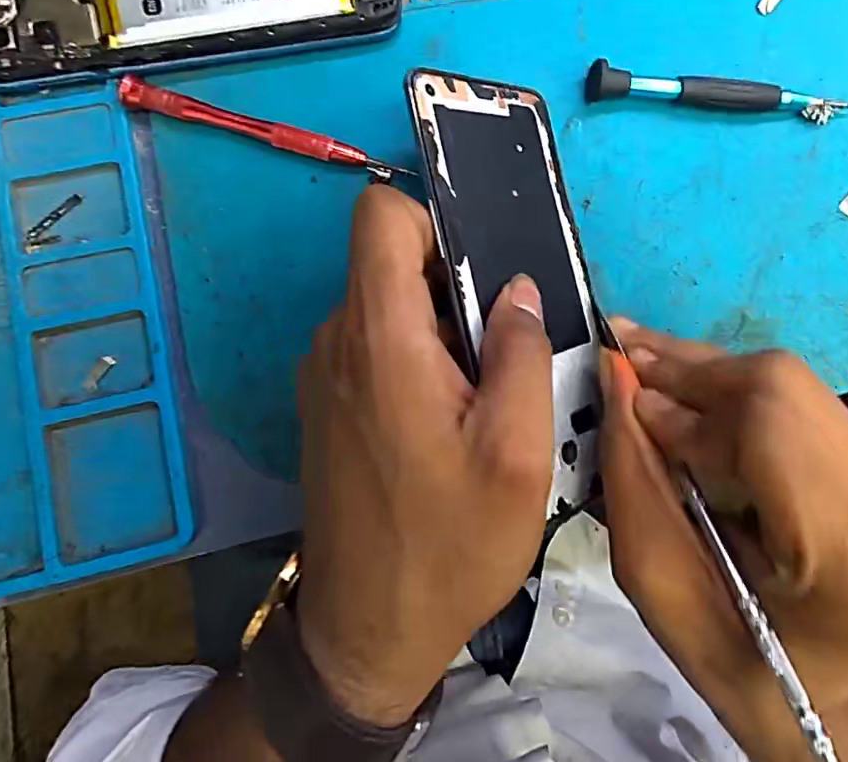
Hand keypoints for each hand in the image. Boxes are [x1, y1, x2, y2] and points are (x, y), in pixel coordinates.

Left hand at [293, 184, 555, 726]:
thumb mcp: (518, 453)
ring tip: (479, 391)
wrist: (367, 632)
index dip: (433, 220)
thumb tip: (516, 288)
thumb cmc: (449, 544)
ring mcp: (323, 369)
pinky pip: (375, 340)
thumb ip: (523, 353)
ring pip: (388, 300)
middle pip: (391, 258)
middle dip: (453, 282)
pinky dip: (416, 352)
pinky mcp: (325, 397)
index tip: (479, 271)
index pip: (380, 215)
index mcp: (380, 337)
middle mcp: (337, 338)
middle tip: (499, 349)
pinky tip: (445, 414)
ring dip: (439, 324)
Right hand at [599, 322, 847, 760]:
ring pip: (791, 385)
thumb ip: (632, 470)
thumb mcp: (654, 577)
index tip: (623, 385)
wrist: (814, 704)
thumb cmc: (727, 662)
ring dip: (710, 377)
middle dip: (691, 371)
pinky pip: (805, 402)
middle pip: (781, 388)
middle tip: (627, 359)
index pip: (768, 419)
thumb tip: (616, 372)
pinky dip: (740, 394)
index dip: (687, 390)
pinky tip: (696, 399)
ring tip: (652, 377)